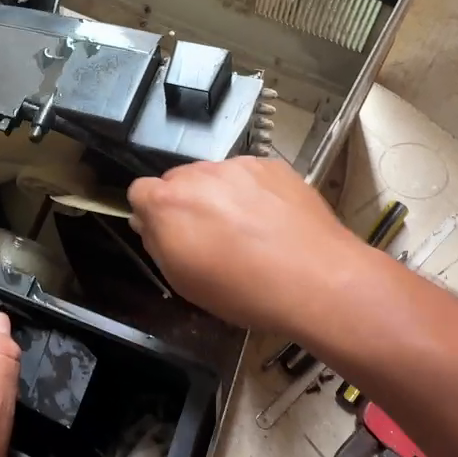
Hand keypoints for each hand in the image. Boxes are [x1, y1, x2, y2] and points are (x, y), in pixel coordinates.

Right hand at [126, 156, 366, 332]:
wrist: (319, 281)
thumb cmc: (244, 291)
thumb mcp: (184, 281)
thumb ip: (157, 244)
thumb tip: (149, 223)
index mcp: (167, 203)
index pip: (138, 191)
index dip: (150, 213)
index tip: (169, 234)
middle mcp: (197, 174)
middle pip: (177, 181)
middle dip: (186, 203)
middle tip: (211, 237)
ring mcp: (237, 165)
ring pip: (214, 176)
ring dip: (219, 196)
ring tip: (248, 230)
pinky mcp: (272, 165)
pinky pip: (249, 175)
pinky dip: (253, 192)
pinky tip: (273, 221)